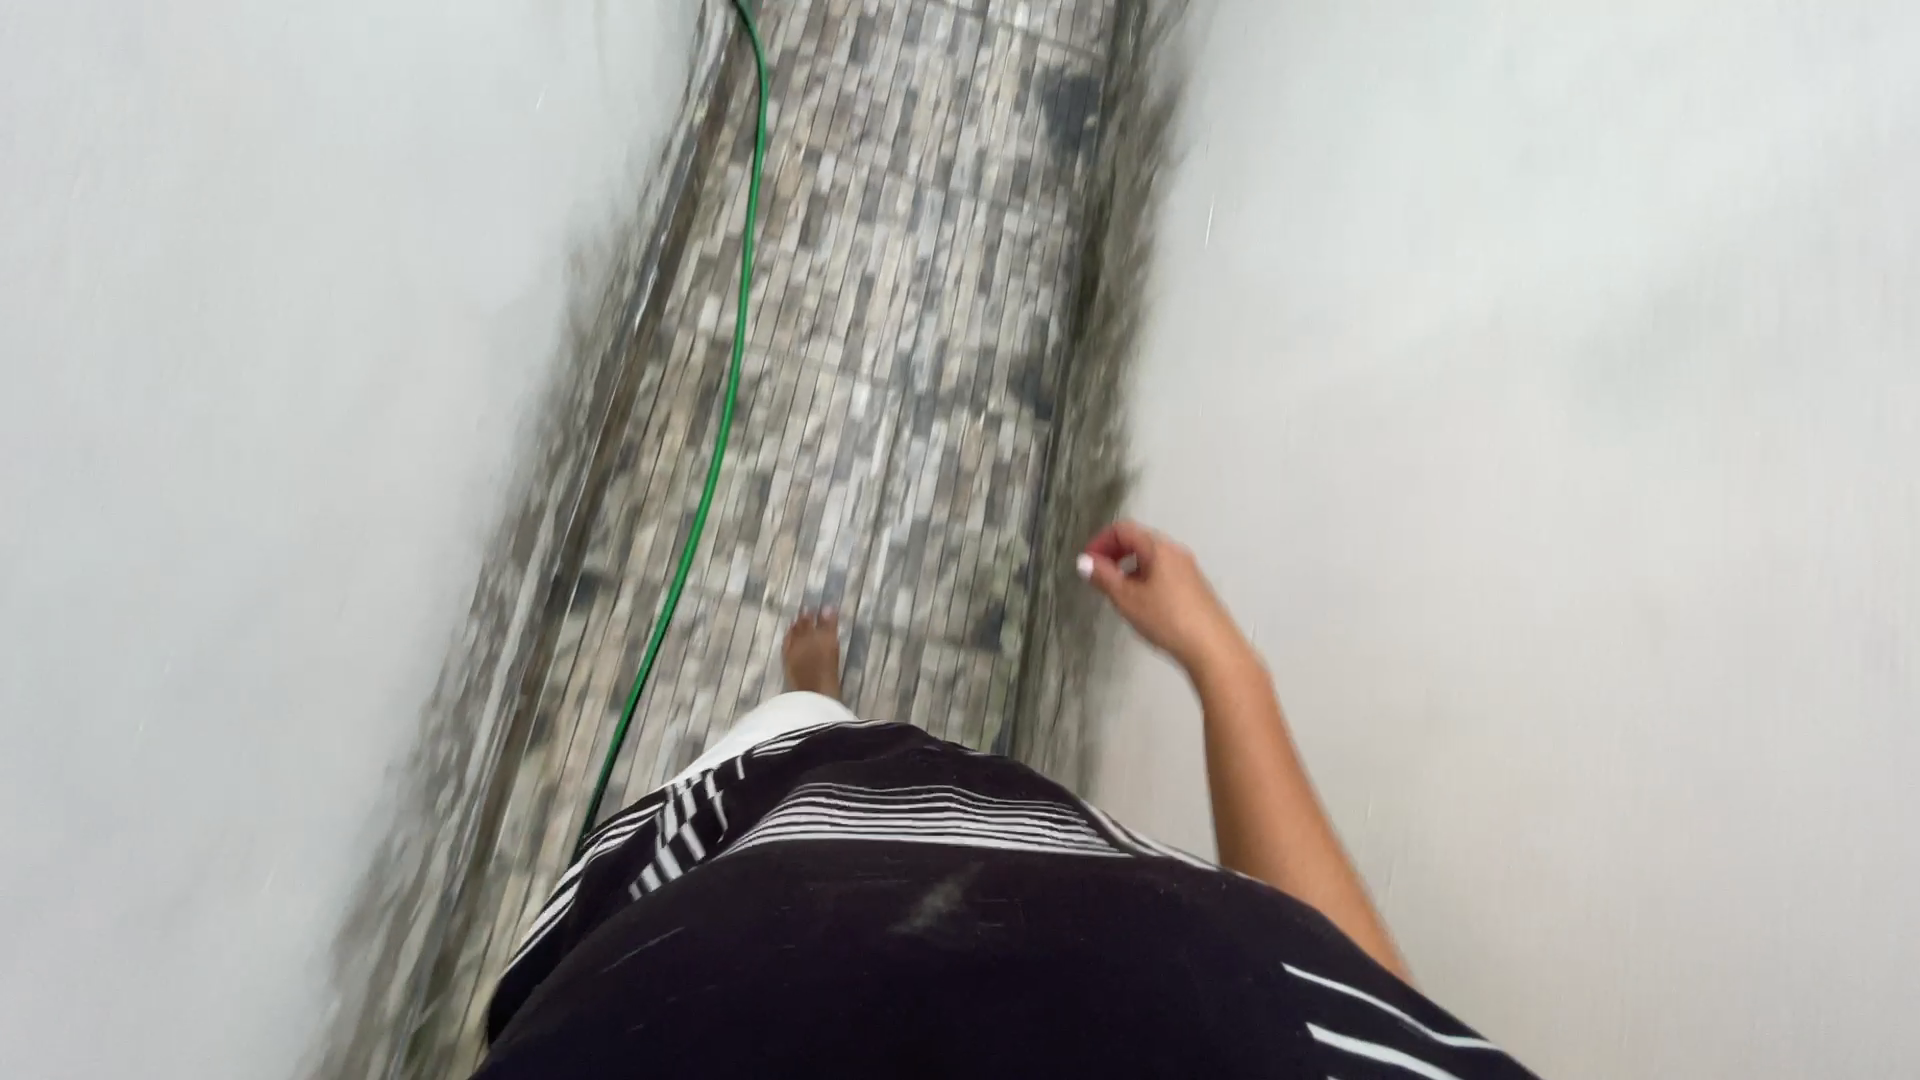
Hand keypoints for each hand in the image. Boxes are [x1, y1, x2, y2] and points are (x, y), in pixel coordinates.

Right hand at [1078, 521, 1248, 672]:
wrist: (1212, 648)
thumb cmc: (1169, 620)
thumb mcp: (1126, 598)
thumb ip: (1103, 576)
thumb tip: (1085, 562)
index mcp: (1159, 548)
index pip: (1123, 530)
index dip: (1100, 542)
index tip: (1087, 562)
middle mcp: (1176, 553)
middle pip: (1138, 541)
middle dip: (1113, 554)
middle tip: (1097, 575)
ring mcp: (1188, 570)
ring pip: (1151, 559)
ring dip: (1128, 568)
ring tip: (1117, 594)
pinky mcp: (1194, 588)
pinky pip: (1163, 573)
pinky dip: (1145, 579)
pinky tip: (1142, 605)